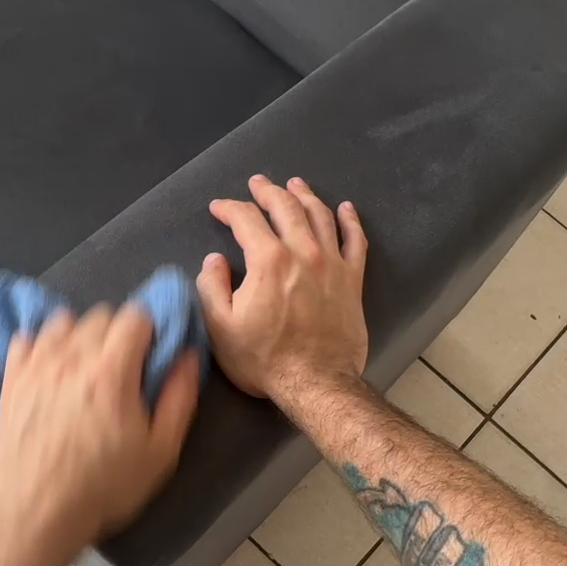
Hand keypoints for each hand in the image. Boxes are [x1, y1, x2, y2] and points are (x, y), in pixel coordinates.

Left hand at [0, 304, 200, 545]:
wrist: (42, 514)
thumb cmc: (107, 485)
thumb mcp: (161, 451)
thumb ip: (179, 397)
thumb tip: (187, 355)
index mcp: (112, 372)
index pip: (134, 317)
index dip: (149, 330)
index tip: (150, 355)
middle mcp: (71, 359)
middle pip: (99, 315)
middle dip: (117, 332)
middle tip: (123, 366)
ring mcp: (35, 367)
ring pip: (62, 322)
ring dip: (80, 334)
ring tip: (86, 365)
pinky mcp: (11, 381)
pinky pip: (26, 339)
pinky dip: (43, 344)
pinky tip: (52, 367)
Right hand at [197, 175, 368, 406]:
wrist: (316, 382)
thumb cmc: (264, 360)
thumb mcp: (221, 328)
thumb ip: (211, 287)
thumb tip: (214, 260)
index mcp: (268, 260)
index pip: (246, 219)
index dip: (229, 208)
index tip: (218, 208)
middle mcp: (302, 252)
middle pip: (285, 207)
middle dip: (267, 191)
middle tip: (257, 183)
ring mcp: (332, 264)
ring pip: (320, 216)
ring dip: (305, 195)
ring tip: (295, 184)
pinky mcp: (353, 280)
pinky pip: (355, 240)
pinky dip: (350, 220)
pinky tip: (345, 209)